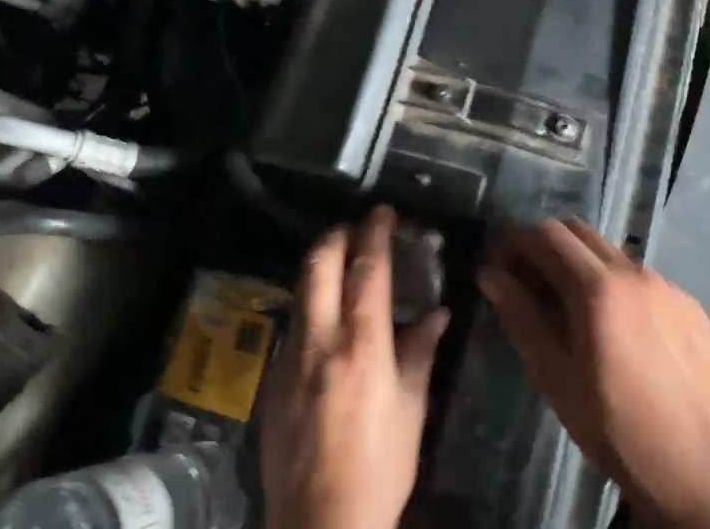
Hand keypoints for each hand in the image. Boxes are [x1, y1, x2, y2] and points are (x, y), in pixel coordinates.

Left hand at [260, 206, 450, 528]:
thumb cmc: (382, 466)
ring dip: (318, 269)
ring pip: (299, 293)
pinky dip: (308, 309)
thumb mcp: (413, 409)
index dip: (374, 233)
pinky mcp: (271, 381)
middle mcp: (319, 341)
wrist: (321, 522)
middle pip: (318, 266)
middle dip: (335, 237)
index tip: (381, 211)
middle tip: (353, 229)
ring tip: (338, 266)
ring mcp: (289, 359)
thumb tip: (437, 312)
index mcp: (362, 344)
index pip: (366, 270)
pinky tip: (322, 323)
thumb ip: (421, 352)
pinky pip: (291, 327)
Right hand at [480, 217, 709, 528]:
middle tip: (526, 281)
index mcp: (597, 287)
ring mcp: (667, 285)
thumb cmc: (618, 430)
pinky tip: (615, 329)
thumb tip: (490, 275)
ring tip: (568, 308)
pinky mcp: (690, 306)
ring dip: (580, 263)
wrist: (707, 471)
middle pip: (578, 231)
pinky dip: (615, 285)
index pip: (546, 234)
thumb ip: (522, 318)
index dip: (514, 241)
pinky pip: (641, 278)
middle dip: (545, 245)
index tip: (497, 266)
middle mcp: (634, 272)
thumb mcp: (556, 378)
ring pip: (611, 252)